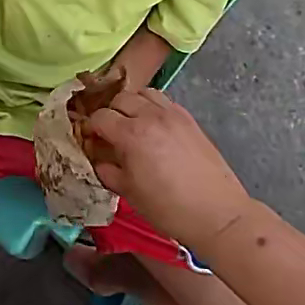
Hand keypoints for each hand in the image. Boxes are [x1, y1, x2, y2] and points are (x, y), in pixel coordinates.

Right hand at [83, 88, 254, 249]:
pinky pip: (164, 100)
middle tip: (109, 132)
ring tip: (131, 125)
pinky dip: (153, 107)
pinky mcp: (188, 117)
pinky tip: (153, 128)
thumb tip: (98, 159)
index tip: (90, 139)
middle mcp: (151, 116)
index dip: (91, 127)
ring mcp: (173, 113)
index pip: (101, 116)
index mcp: (132, 135)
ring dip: (133, 104)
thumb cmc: (168, 208)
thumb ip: (108, 170)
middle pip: (121, 98)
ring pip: (144, 93)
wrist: (215, 211)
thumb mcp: (129, 193)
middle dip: (110, 113)